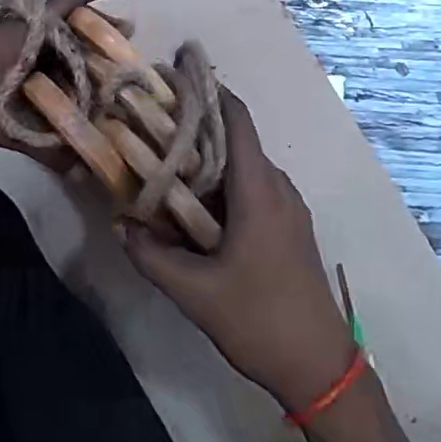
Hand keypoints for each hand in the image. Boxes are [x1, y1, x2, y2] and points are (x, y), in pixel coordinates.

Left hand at [0, 0, 139, 161]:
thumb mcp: (7, 128)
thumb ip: (48, 149)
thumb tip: (86, 173)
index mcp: (27, 34)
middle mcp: (23, 31)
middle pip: (73, 20)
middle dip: (103, 28)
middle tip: (128, 43)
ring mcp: (10, 43)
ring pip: (57, 38)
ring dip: (82, 47)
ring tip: (107, 68)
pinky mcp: (0, 58)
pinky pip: (42, 52)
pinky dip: (62, 62)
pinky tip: (71, 86)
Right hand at [118, 89, 357, 411]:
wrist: (319, 364)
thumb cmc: (258, 319)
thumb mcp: (195, 293)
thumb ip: (152, 256)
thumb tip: (121, 224)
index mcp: (259, 190)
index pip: (237, 120)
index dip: (210, 93)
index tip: (178, 78)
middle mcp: (279, 186)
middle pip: (239, 140)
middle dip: (201, 127)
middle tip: (158, 126)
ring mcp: (291, 206)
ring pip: (248, 165)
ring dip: (214, 159)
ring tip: (173, 165)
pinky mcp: (293, 225)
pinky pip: (259, 187)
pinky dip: (230, 182)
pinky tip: (203, 207)